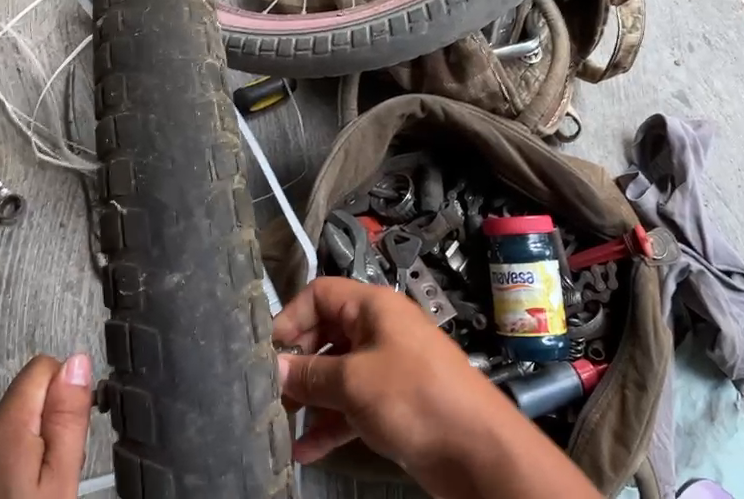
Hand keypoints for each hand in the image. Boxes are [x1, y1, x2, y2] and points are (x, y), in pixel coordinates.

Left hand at [0, 353, 93, 498]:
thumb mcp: (61, 478)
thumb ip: (69, 416)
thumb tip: (77, 363)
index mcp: (5, 426)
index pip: (44, 367)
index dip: (67, 393)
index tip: (70, 431)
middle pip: (27, 397)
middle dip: (47, 424)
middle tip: (54, 473)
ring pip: (11, 426)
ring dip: (28, 447)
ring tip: (34, 491)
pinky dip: (8, 466)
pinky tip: (13, 498)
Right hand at [274, 278, 596, 498]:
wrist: (476, 448)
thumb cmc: (414, 396)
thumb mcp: (353, 382)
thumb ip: (309, 374)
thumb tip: (274, 368)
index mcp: (372, 307)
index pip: (320, 293)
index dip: (290, 317)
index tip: (267, 352)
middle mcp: (378, 330)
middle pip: (325, 334)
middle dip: (296, 363)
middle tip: (269, 392)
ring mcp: (387, 367)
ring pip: (336, 374)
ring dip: (309, 398)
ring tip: (280, 423)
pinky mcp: (394, 403)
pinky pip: (352, 406)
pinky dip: (329, 424)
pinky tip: (304, 450)